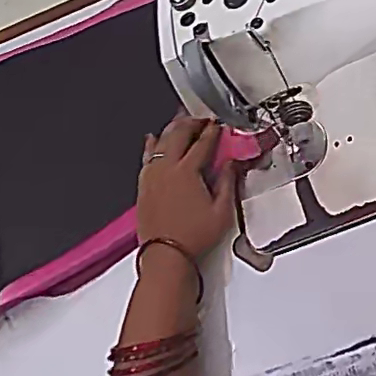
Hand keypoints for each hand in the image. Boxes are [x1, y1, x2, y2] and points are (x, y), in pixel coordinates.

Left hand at [136, 116, 239, 259]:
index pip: (202, 143)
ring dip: (172, 128)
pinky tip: (152, 139)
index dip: (212, 131)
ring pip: (161, 141)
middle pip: (179, 134)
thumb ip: (228, 182)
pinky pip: (147, 156)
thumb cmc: (193, 237)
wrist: (165, 255)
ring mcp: (152, 175)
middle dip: (192, 123)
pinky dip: (151, 144)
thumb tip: (232, 164)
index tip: (217, 125)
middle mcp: (167, 169)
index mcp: (187, 172)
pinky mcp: (143, 185)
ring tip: (181, 122)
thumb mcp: (222, 212)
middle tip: (201, 119)